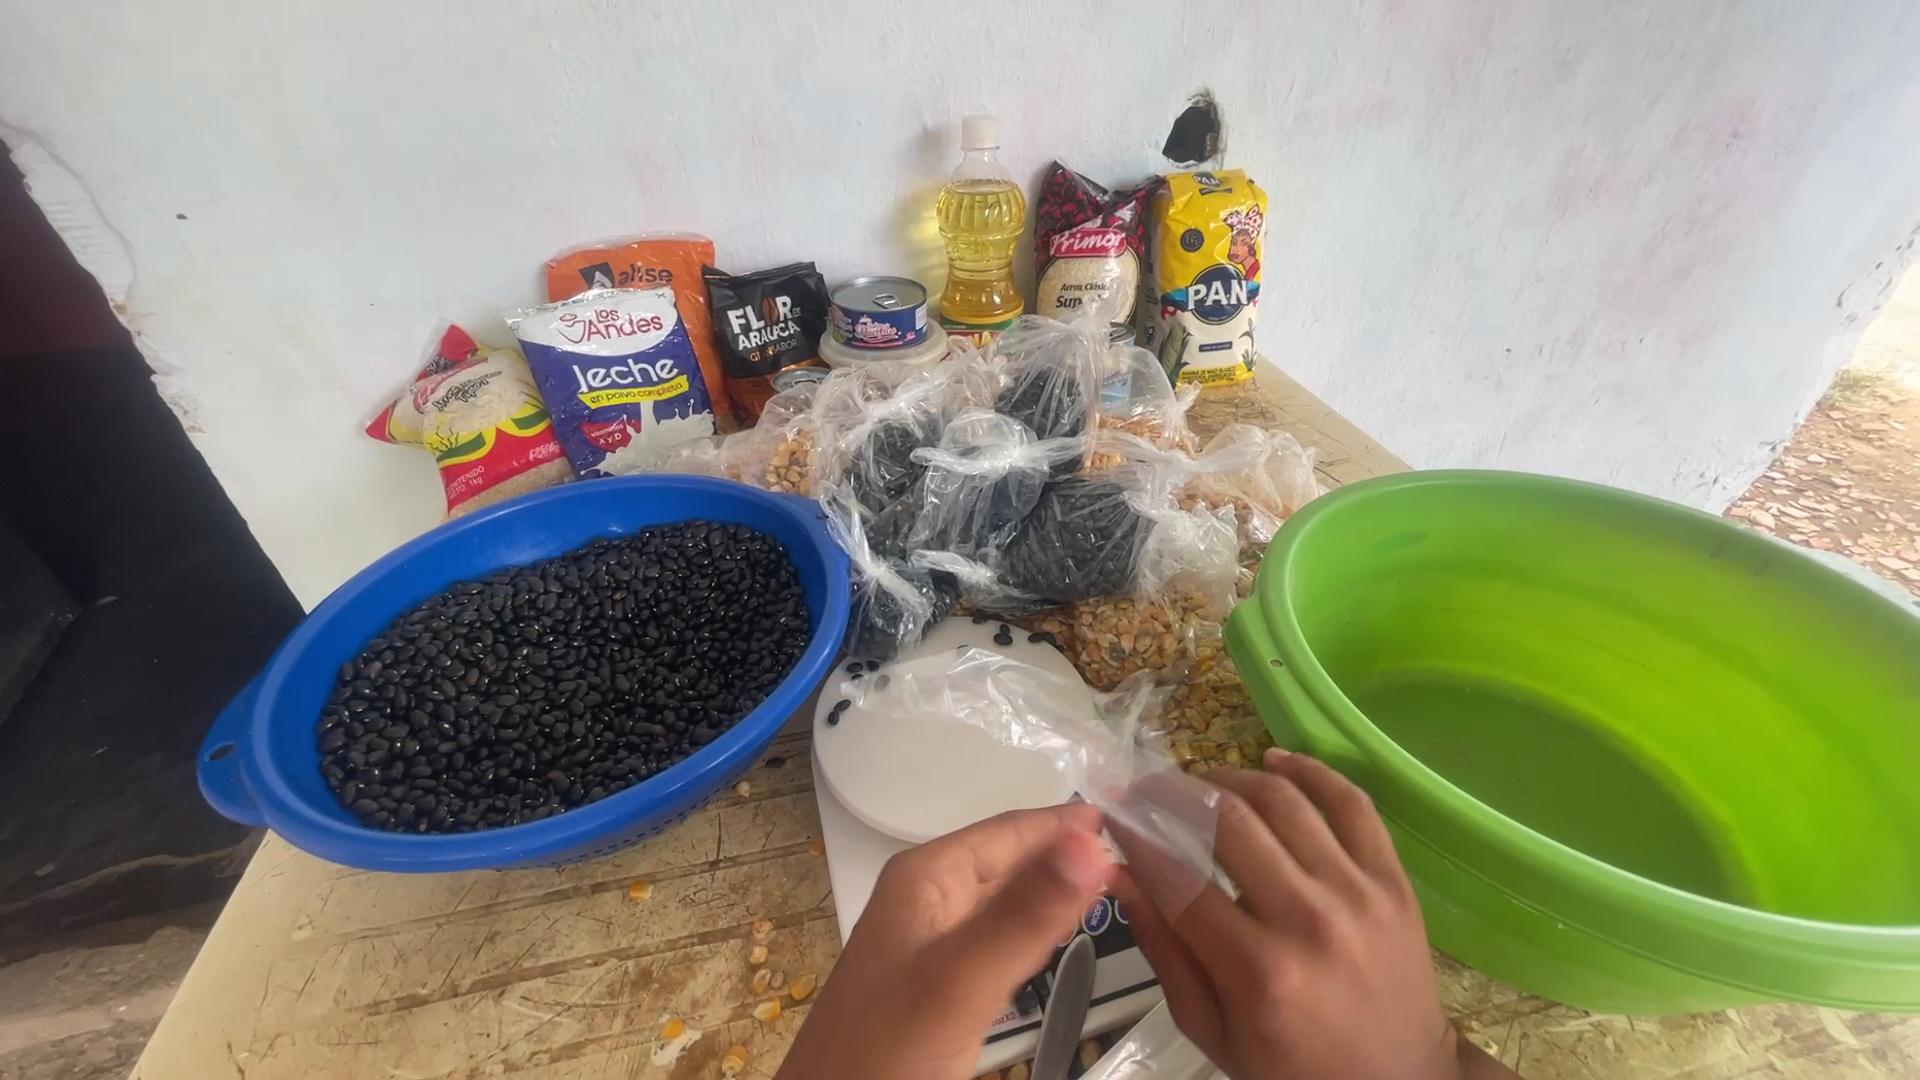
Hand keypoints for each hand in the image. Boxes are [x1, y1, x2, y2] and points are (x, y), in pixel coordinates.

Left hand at [776, 804, 1110, 1079]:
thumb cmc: (888, 1050)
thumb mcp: (961, 978)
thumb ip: (1026, 913)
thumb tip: (1092, 841)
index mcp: (928, 875)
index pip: (1009, 830)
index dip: (1064, 822)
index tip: (1125, 818)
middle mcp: (930, 895)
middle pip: (1008, 859)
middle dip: (1064, 853)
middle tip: (1133, 853)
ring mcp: (933, 939)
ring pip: (1004, 897)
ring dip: (1052, 888)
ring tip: (1109, 883)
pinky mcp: (941, 980)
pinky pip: (998, 937)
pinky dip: (1035, 928)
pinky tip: (1059, 933)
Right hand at [1111, 748, 1514, 1079]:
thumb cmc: (1293, 1067)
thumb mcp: (1212, 1029)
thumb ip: (1163, 949)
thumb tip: (1119, 873)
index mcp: (1258, 971)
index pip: (1176, 875)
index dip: (1136, 833)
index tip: (1115, 812)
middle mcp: (1309, 921)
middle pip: (1226, 821)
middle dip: (1172, 793)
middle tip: (1149, 790)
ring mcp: (1358, 894)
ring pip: (1281, 799)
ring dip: (1229, 776)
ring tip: (1202, 782)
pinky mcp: (1394, 881)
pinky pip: (1352, 802)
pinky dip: (1309, 769)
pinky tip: (1272, 758)